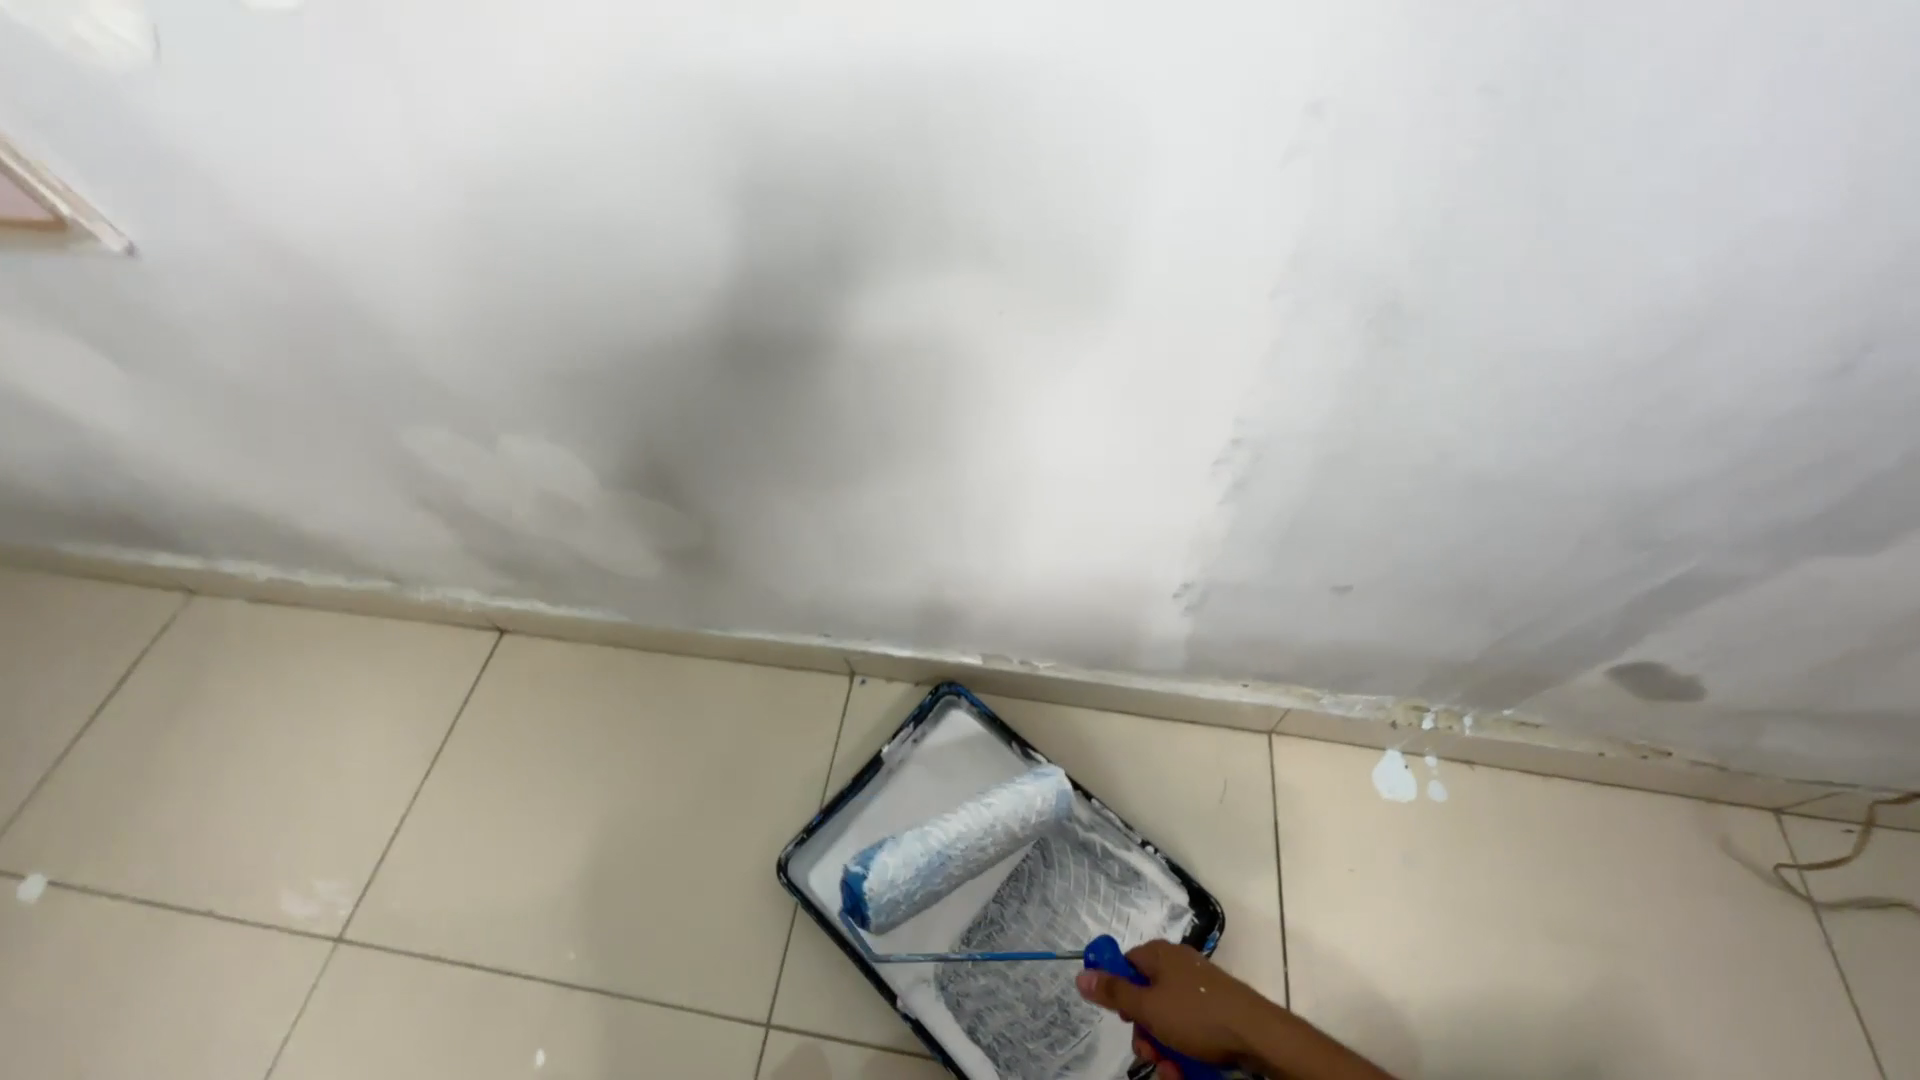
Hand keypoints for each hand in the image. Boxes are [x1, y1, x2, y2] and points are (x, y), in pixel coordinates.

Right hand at [1074, 940, 1272, 1074]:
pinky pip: (1188, 1031)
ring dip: (1163, 1050)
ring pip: (1166, 1022)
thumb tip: (1080, 973)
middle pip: (1145, 998)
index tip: (1122, 1018)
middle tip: (1149, 1053)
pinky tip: (1186, 1072)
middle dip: (1143, 1033)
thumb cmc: (1197, 1015)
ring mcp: (1199, 989)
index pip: (1125, 964)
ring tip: (1172, 1071)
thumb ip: (1113, 993)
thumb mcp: (1148, 1007)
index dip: (1118, 991)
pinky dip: (1184, 1052)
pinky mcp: (1215, 1012)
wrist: (1258, 1036)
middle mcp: (1177, 966)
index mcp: (1159, 955)